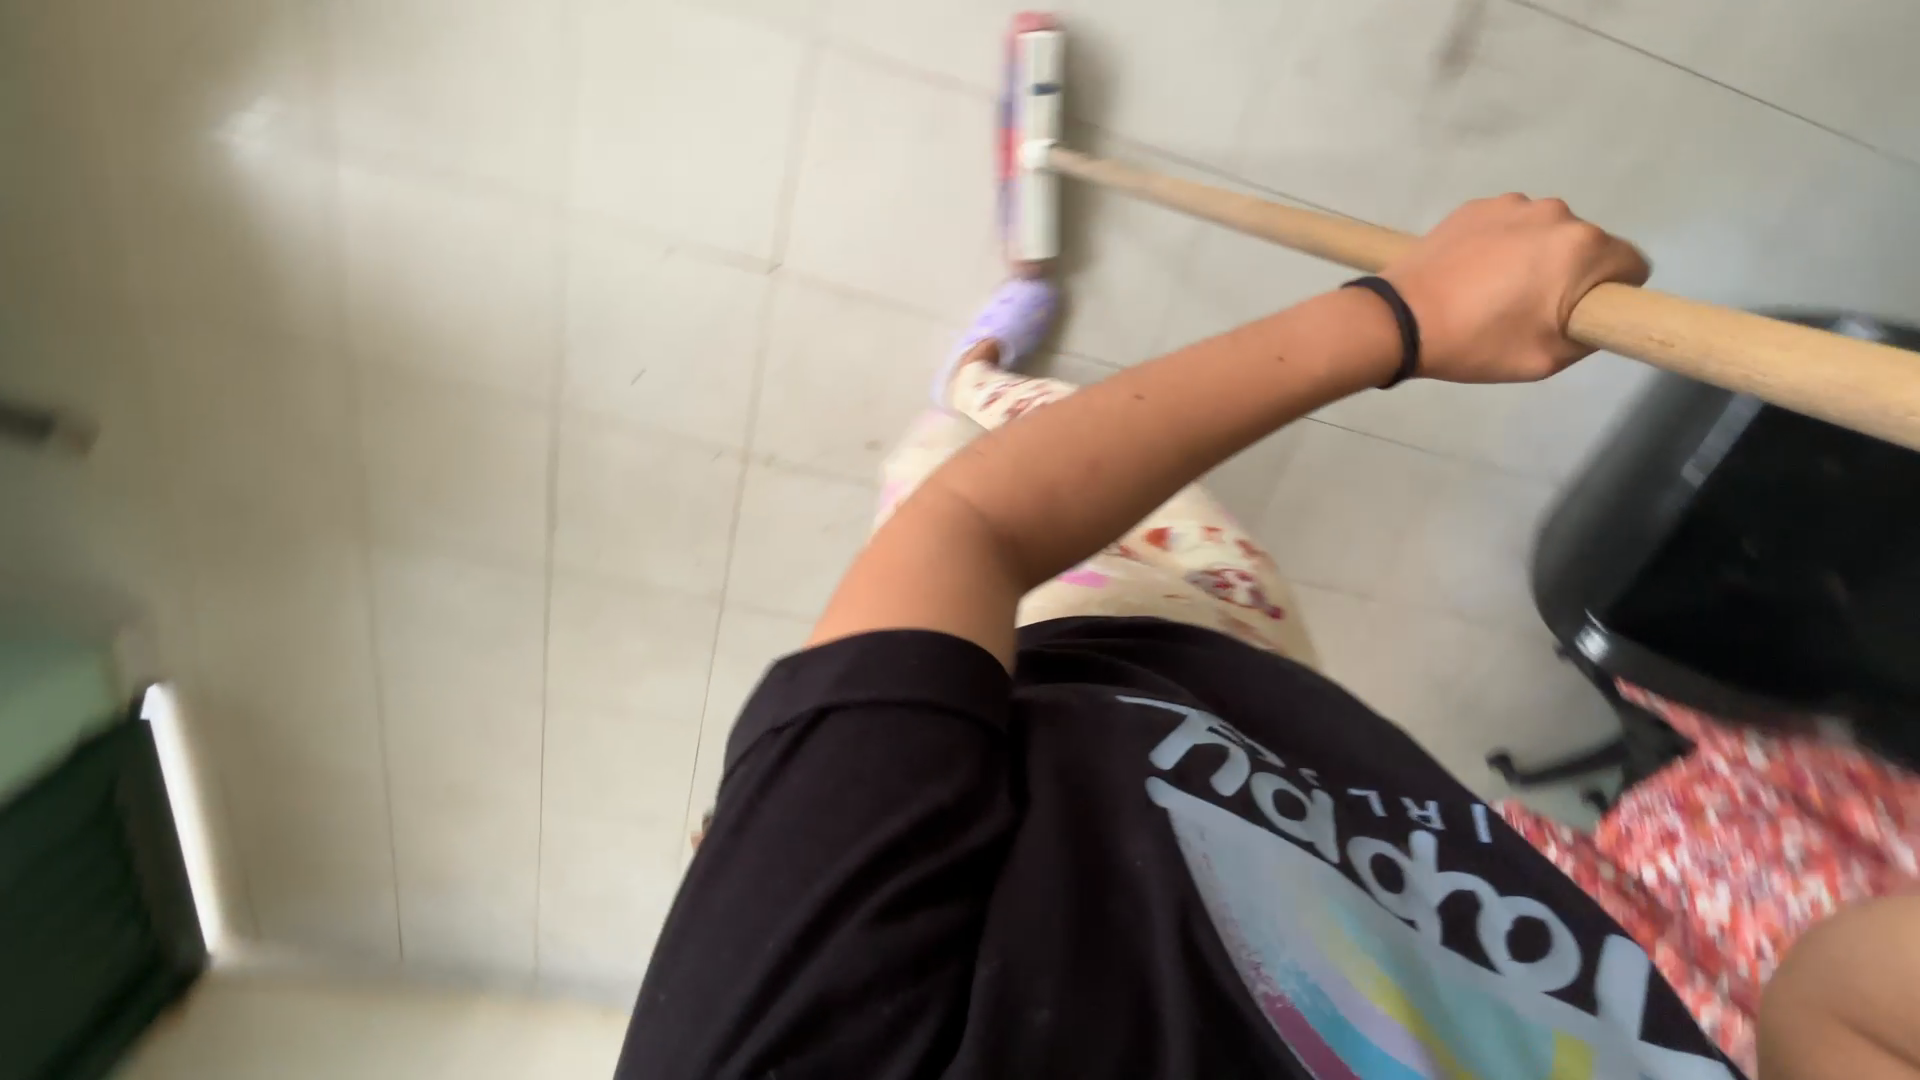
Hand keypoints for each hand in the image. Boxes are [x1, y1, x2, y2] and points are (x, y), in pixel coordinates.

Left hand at [1380, 194, 1649, 383]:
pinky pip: (1504, 227)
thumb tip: (1594, 318)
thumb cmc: (1473, 343)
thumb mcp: (1545, 359)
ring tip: (1486, 293)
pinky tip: (1466, 274)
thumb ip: (1588, 336)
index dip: (1609, 296)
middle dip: (1566, 276)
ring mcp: (1510, 204)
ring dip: (1530, 257)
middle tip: (1519, 310)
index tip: (1572, 316)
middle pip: (1584, 247)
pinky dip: (1495, 246)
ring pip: (1543, 234)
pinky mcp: (1473, 208)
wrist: (1396, 321)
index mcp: (1584, 246)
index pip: (1630, 267)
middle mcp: (1555, 212)